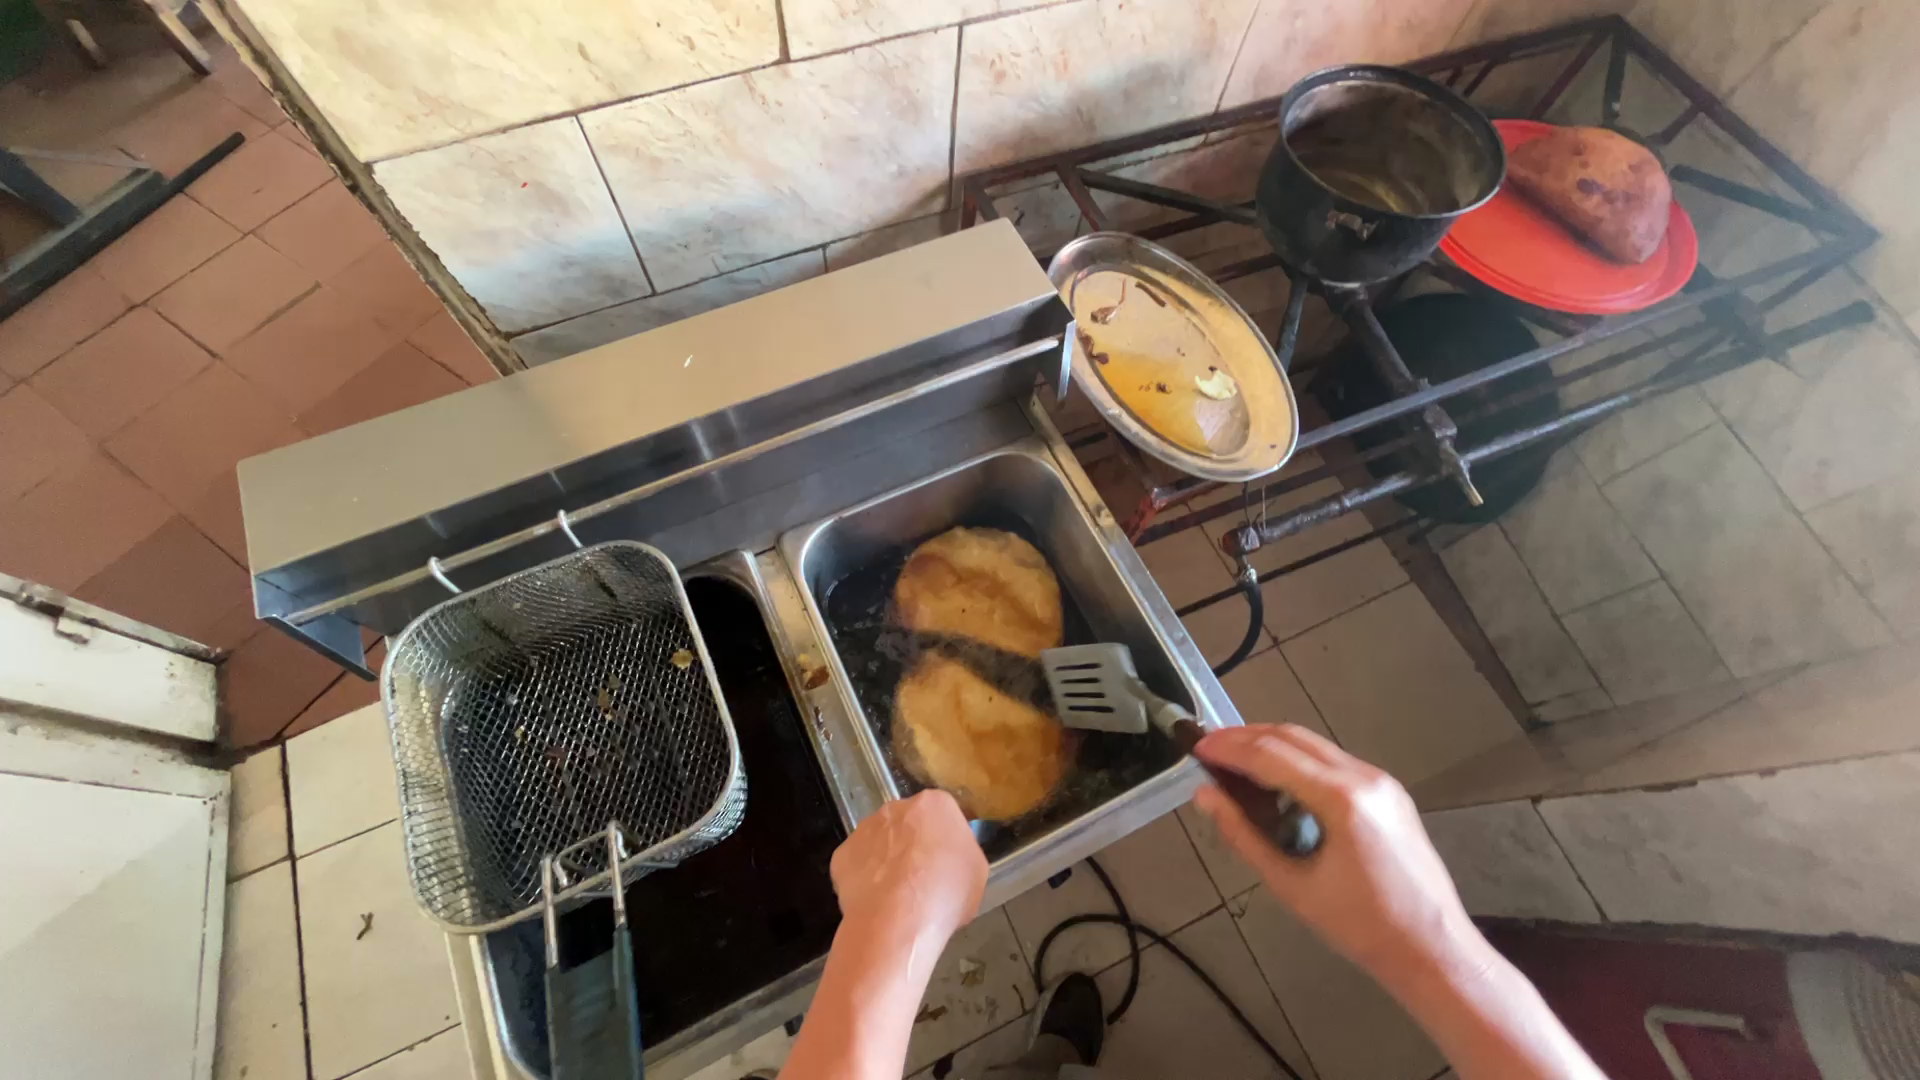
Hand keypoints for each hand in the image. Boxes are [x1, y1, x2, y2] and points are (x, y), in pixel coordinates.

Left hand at [830, 790, 986, 939]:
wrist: (897, 921)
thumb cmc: (945, 893)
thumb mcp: (976, 872)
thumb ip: (962, 852)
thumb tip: (949, 856)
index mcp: (935, 804)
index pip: (943, 815)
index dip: (944, 842)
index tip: (946, 865)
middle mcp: (897, 807)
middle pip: (908, 824)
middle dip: (913, 846)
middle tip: (922, 880)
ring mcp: (865, 828)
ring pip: (880, 842)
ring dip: (887, 861)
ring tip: (896, 897)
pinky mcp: (842, 854)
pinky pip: (857, 865)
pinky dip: (864, 880)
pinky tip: (875, 903)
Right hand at [1191, 725, 1488, 987]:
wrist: (1436, 953)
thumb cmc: (1360, 927)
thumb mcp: (1291, 886)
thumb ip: (1243, 835)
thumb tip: (1205, 796)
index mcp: (1342, 799)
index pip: (1271, 754)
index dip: (1228, 748)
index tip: (1196, 749)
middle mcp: (1364, 776)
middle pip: (1291, 736)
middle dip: (1244, 737)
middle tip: (1208, 748)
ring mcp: (1380, 780)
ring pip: (1311, 743)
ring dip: (1268, 744)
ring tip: (1233, 759)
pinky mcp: (1387, 790)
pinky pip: (1330, 760)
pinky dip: (1293, 758)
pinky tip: (1274, 777)